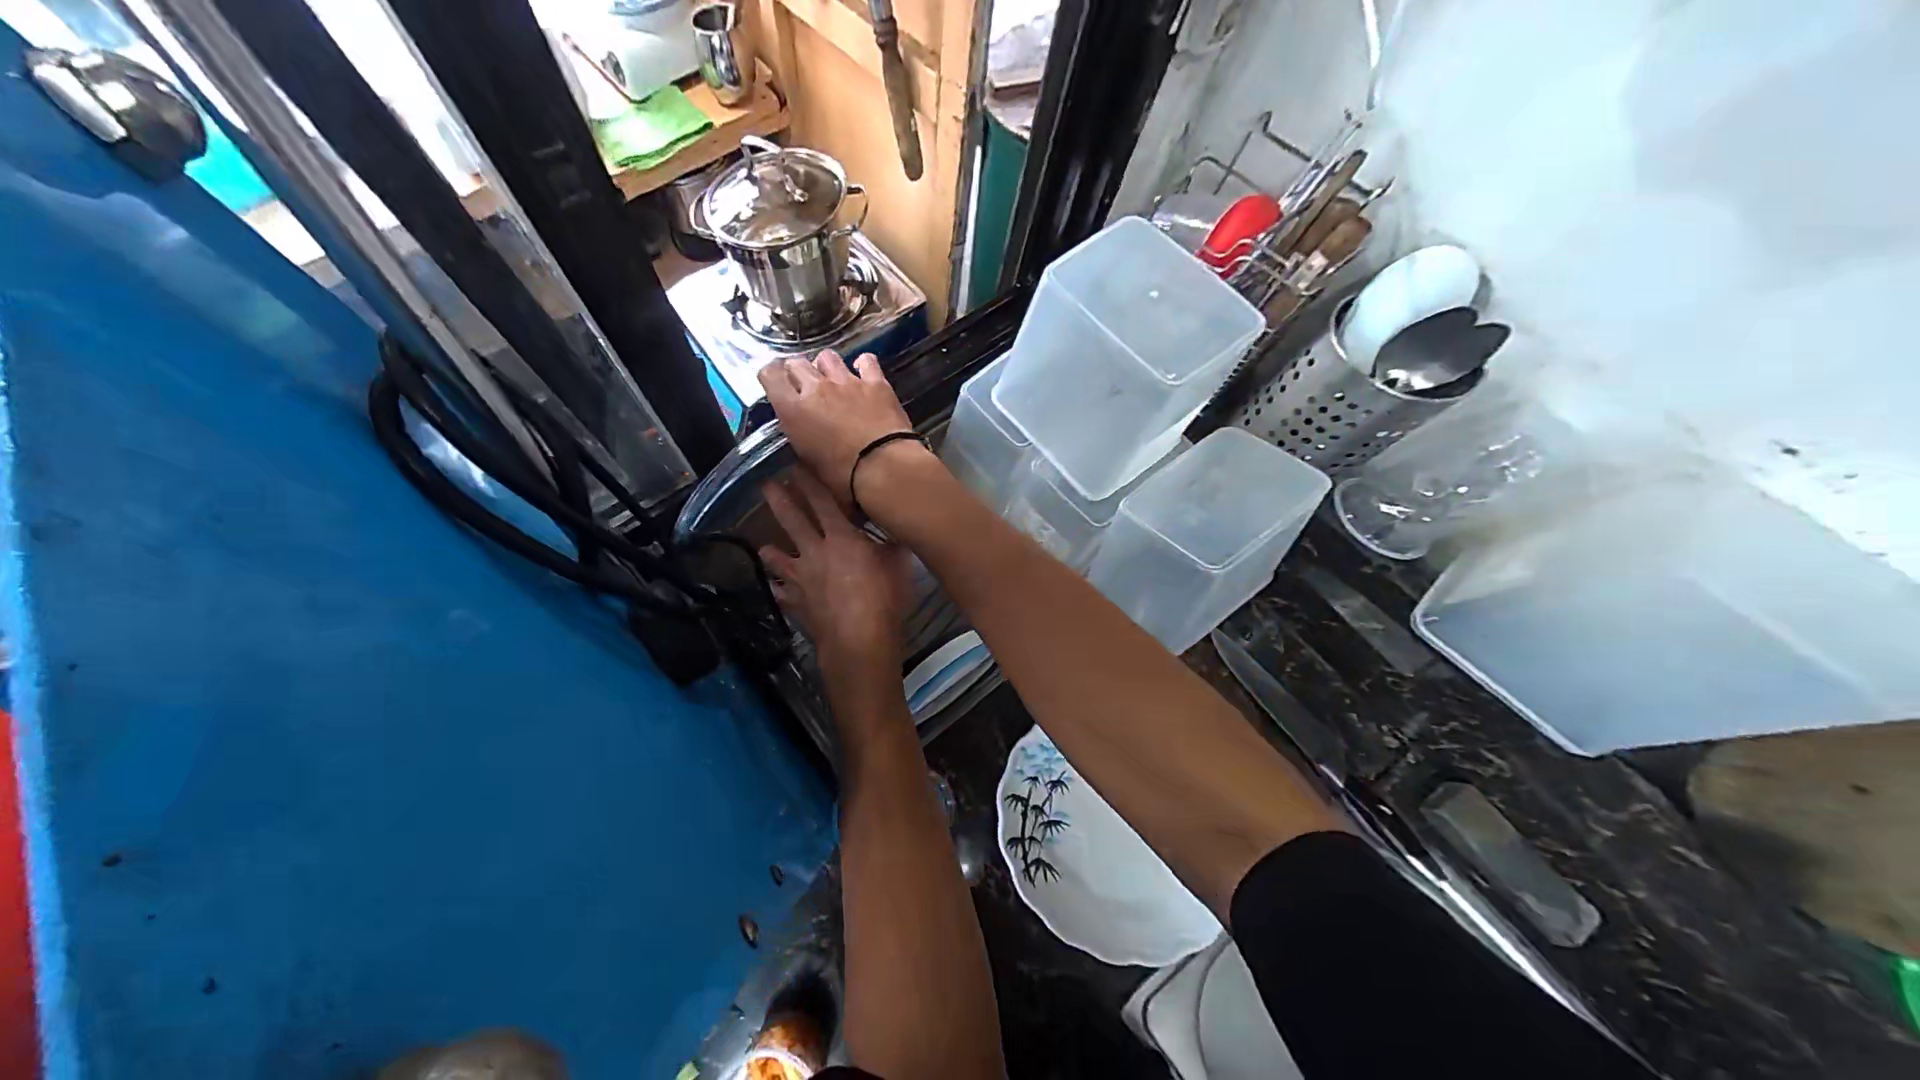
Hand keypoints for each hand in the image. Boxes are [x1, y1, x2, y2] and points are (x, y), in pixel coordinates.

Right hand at [758, 350, 916, 502]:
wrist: (884, 467)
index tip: (775, 383)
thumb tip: (800, 431)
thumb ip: (800, 437)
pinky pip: (866, 361)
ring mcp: (848, 382)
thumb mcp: (808, 461)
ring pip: (827, 357)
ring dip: (825, 366)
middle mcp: (817, 388)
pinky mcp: (876, 383)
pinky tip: (863, 373)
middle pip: (797, 363)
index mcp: (794, 409)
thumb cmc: (843, 475)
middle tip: (803, 387)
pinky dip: (862, 364)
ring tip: (831, 379)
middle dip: (797, 371)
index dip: (771, 376)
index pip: (770, 374)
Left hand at [760, 468, 913, 675]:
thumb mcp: (899, 565)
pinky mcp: (795, 603)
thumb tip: (896, 530)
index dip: (809, 482)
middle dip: (779, 499)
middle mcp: (815, 551)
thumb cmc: (883, 598)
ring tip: (767, 547)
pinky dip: (778, 590)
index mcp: (841, 537)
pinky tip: (776, 589)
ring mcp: (800, 578)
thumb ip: (893, 545)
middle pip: (792, 519)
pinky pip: (780, 593)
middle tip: (767, 485)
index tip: (796, 465)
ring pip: (778, 557)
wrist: (858, 640)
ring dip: (771, 550)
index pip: (822, 501)